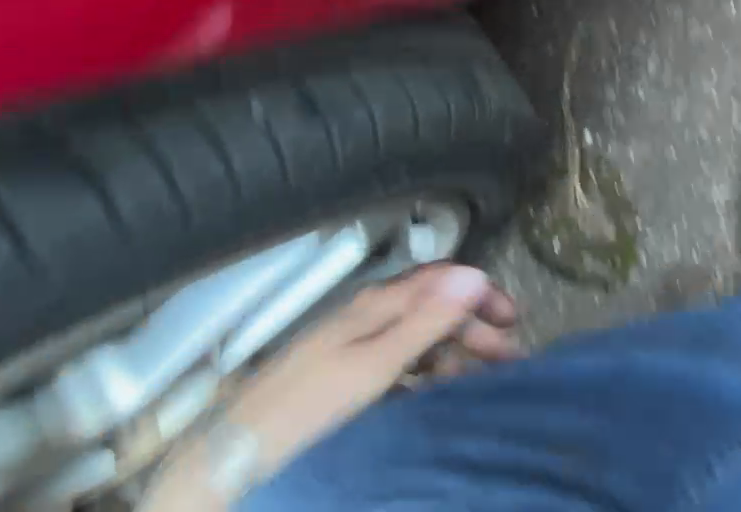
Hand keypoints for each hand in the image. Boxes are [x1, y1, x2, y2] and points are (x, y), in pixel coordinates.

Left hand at [141, 264, 518, 511]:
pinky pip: (398, 368)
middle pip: (434, 309)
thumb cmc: (306, 413)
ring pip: (418, 340)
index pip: (443, 279)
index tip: (514, 320)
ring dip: (453, 356)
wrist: (226, 467)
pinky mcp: (341, 381)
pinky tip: (433, 400)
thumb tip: (475, 273)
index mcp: (375, 306)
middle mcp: (367, 318)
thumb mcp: (375, 367)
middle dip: (474, 329)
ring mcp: (351, 349)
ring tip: (476, 386)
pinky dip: (425, 378)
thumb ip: (426, 321)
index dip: (481, 294)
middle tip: (509, 360)